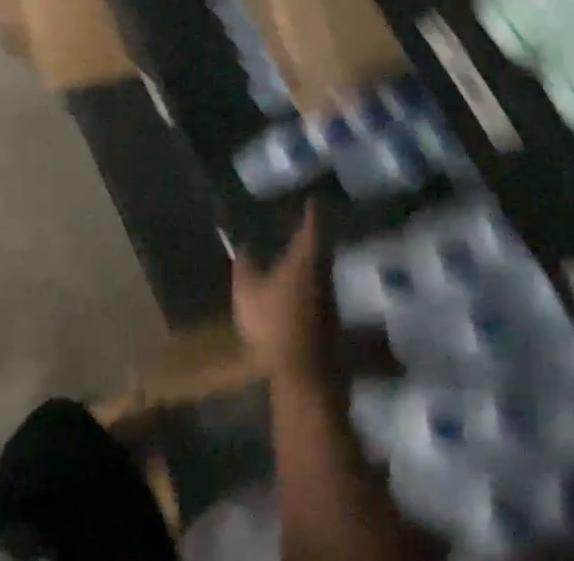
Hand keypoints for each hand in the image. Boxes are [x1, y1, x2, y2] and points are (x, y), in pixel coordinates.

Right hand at [232, 202, 325, 381]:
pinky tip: (296, 286)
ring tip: (295, 253)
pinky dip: (309, 281)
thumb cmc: (272, 324)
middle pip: (321, 250)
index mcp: (304, 262)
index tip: (313, 200)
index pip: (312, 229)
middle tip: (302, 226)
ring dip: (311, 260)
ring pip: (321, 271)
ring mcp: (330, 300)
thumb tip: (243, 244)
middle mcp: (323, 276)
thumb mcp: (247, 292)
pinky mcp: (330, 320)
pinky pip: (319, 290)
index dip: (312, 213)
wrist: (303, 373)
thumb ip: (245, 266)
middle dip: (312, 237)